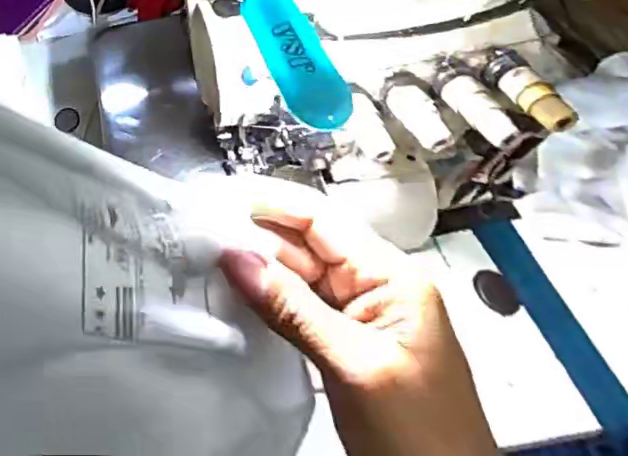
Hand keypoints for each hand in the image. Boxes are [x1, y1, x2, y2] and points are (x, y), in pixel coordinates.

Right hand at [220, 195, 497, 455]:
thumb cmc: (422, 438)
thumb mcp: (354, 366)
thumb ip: (294, 310)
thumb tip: (238, 258)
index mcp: (393, 275)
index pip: (325, 220)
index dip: (275, 203)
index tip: (227, 196)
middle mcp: (377, 286)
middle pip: (309, 245)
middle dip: (259, 236)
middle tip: (205, 230)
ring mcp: (362, 318)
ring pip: (302, 277)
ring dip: (261, 269)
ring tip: (212, 257)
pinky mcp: (348, 348)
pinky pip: (303, 310)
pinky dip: (272, 303)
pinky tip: (242, 298)